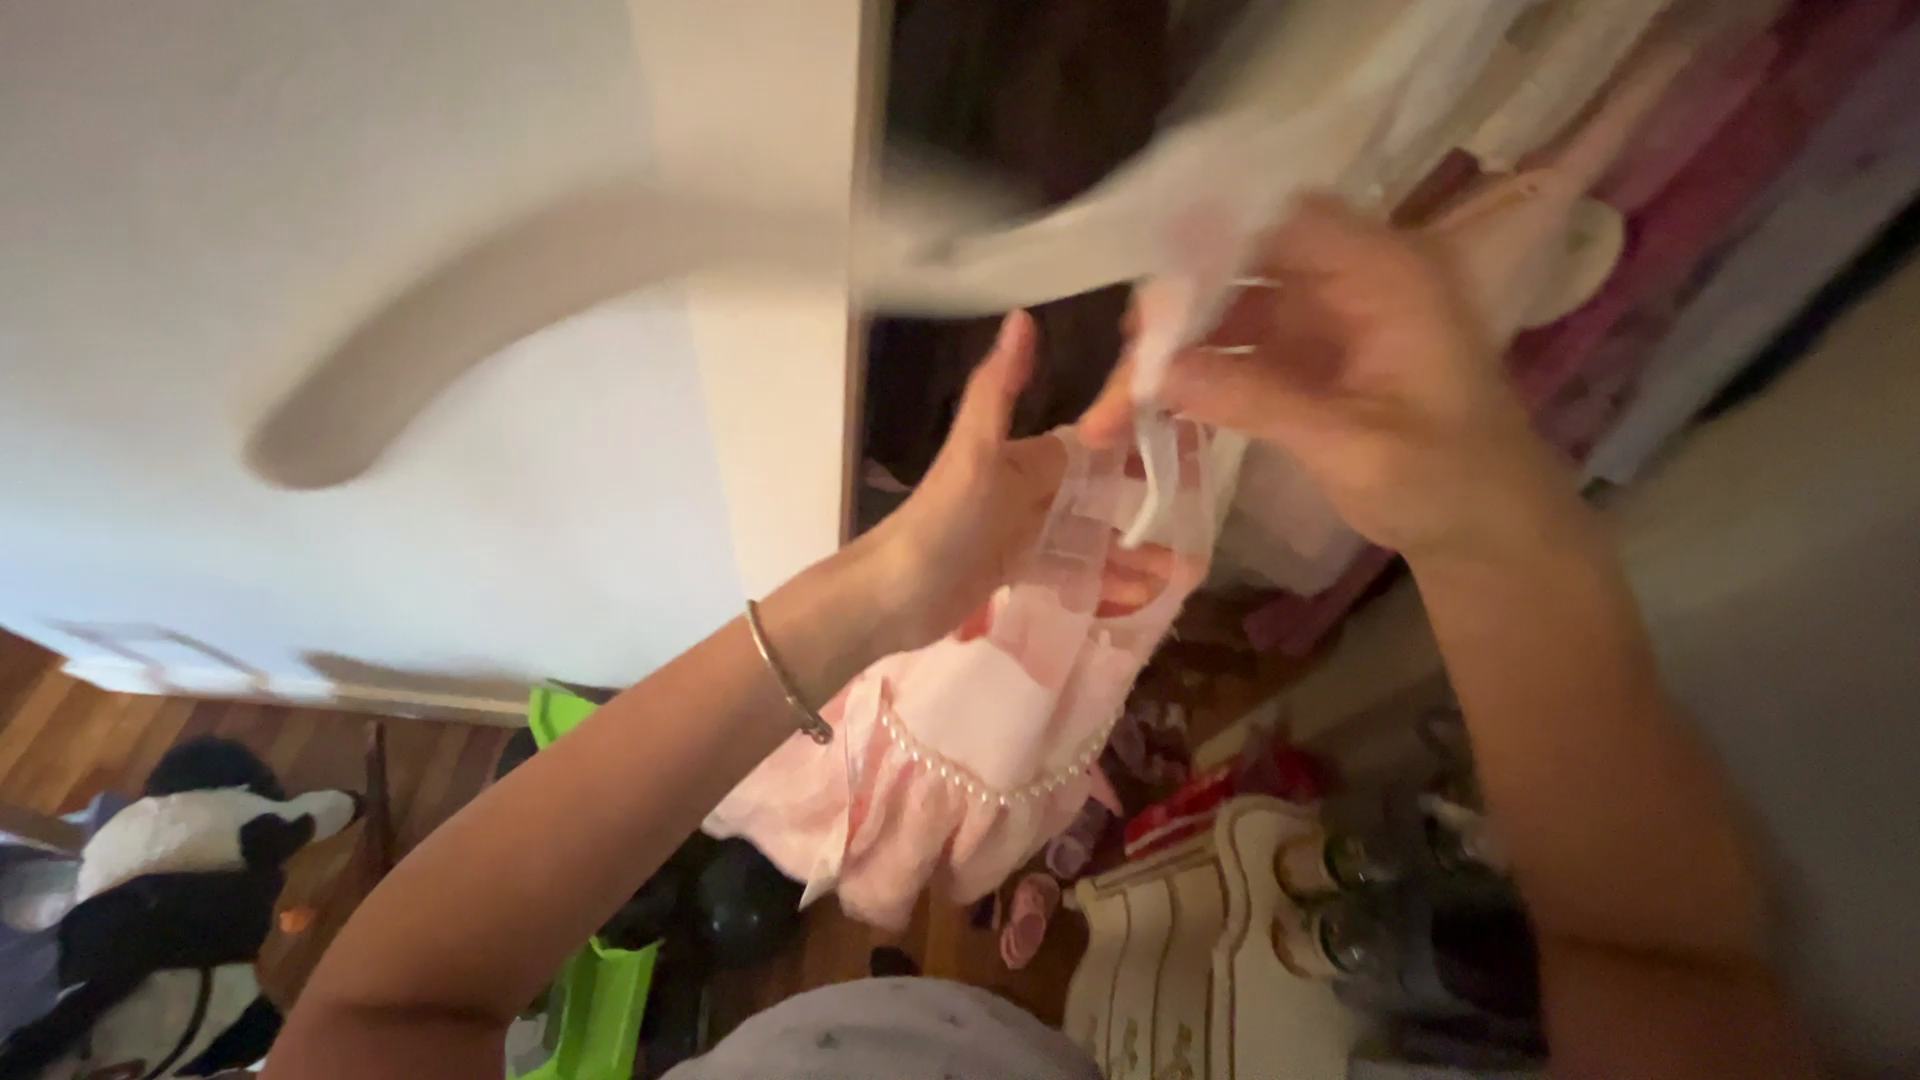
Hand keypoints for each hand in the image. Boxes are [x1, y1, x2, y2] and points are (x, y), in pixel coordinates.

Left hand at [854, 311, 1176, 652]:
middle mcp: (1029, 491)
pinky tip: (1141, 602)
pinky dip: (1102, 586)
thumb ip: (999, 392)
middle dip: (1145, 508)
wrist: (890, 597)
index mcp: (1025, 460)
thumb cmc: (939, 523)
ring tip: (1181, 575)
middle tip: (1196, 527)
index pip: (1092, 444)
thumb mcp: (972, 455)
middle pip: (1099, 495)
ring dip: (1132, 554)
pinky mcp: (1016, 572)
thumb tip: (1023, 315)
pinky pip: (1070, 575)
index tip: (1191, 451)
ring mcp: (1023, 535)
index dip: (1136, 444)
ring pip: (1090, 539)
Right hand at [1080, 195, 1583, 564]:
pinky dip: (1190, 375)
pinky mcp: (1299, 358)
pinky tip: (1148, 407)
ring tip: (1116, 401)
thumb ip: (1258, 402)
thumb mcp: (1353, 445)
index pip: (1285, 220)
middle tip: (1125, 358)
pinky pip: (1230, 349)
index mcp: (1387, 274)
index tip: (1145, 278)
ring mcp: (1319, 320)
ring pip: (1225, 310)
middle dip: (1176, 307)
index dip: (1210, 234)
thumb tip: (1159, 373)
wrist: (1482, 527)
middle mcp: (1349, 281)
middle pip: (1240, 264)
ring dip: (1172, 349)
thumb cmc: (1446, 481)